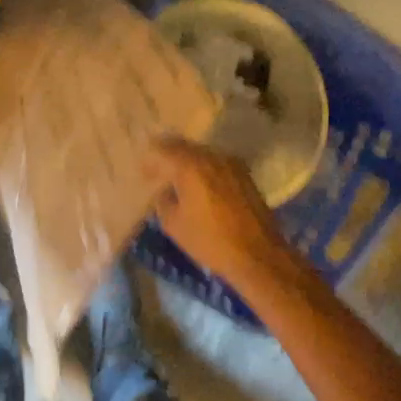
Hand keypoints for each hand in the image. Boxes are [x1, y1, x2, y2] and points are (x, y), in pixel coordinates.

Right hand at [143, 137, 289, 284]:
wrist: (257, 254)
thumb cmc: (210, 240)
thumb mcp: (174, 225)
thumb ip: (163, 201)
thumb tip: (164, 191)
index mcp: (189, 165)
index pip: (161, 149)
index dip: (149, 159)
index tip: (143, 172)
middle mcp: (209, 156)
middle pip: (182, 145)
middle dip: (167, 155)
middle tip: (157, 171)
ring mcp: (230, 162)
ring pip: (200, 152)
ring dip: (187, 161)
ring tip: (179, 178)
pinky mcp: (244, 173)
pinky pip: (216, 162)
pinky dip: (204, 168)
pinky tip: (201, 185)